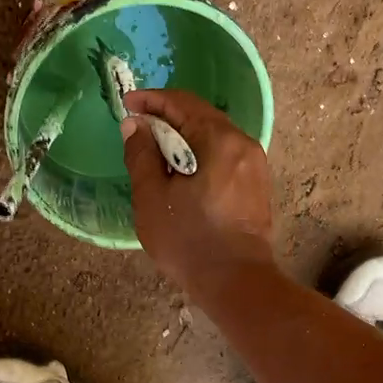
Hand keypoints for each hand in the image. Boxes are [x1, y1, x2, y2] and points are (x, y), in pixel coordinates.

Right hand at [120, 89, 277, 299]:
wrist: (235, 281)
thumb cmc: (188, 239)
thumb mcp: (151, 196)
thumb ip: (141, 155)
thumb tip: (136, 125)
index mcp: (218, 140)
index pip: (182, 103)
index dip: (151, 100)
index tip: (126, 106)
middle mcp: (242, 144)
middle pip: (201, 116)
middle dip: (167, 118)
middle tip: (138, 130)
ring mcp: (254, 165)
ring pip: (213, 137)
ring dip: (183, 138)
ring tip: (155, 154)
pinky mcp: (255, 186)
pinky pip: (223, 156)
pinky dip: (199, 154)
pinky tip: (182, 173)